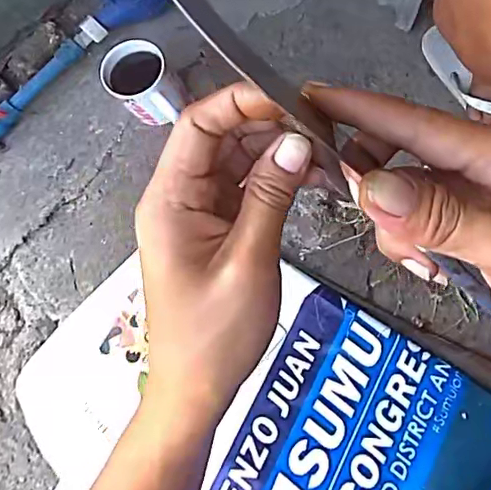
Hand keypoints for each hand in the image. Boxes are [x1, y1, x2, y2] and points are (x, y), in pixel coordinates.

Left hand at [134, 82, 319, 417]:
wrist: (197, 389)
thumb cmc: (213, 339)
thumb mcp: (249, 262)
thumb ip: (270, 196)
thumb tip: (295, 144)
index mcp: (170, 201)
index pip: (198, 126)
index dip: (240, 104)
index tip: (285, 100)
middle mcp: (179, 198)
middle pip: (221, 138)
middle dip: (270, 128)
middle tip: (317, 134)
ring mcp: (199, 211)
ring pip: (238, 159)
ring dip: (278, 154)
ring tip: (320, 159)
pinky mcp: (217, 225)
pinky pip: (247, 185)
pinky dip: (277, 178)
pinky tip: (307, 179)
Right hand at [308, 85, 490, 369]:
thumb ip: (447, 219)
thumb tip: (375, 189)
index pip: (423, 124)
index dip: (365, 110)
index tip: (313, 97)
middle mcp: (489, 165)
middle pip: (407, 153)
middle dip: (377, 181)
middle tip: (363, 212)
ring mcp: (478, 196)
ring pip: (406, 192)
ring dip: (397, 224)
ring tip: (421, 261)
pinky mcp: (471, 225)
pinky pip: (418, 220)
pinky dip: (410, 242)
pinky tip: (432, 268)